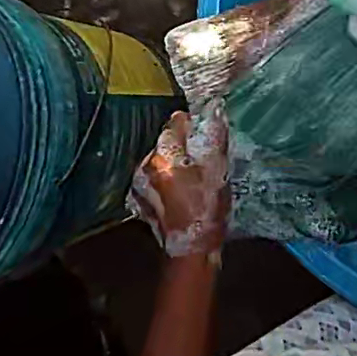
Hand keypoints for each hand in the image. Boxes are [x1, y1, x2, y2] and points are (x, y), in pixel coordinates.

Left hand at [133, 110, 229, 256]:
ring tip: (196, 175)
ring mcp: (139, 184)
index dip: (194, 124)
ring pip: (162, 159)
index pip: (175, 123)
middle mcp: (144, 166)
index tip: (208, 133)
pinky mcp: (139, 199)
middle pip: (167, 142)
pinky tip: (183, 189)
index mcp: (163, 156)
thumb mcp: (218, 167)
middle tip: (206, 157)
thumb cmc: (207, 206)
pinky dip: (169, 177)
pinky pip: (156, 176)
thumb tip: (214, 107)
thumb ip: (214, 135)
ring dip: (177, 161)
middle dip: (186, 144)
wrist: (191, 248)